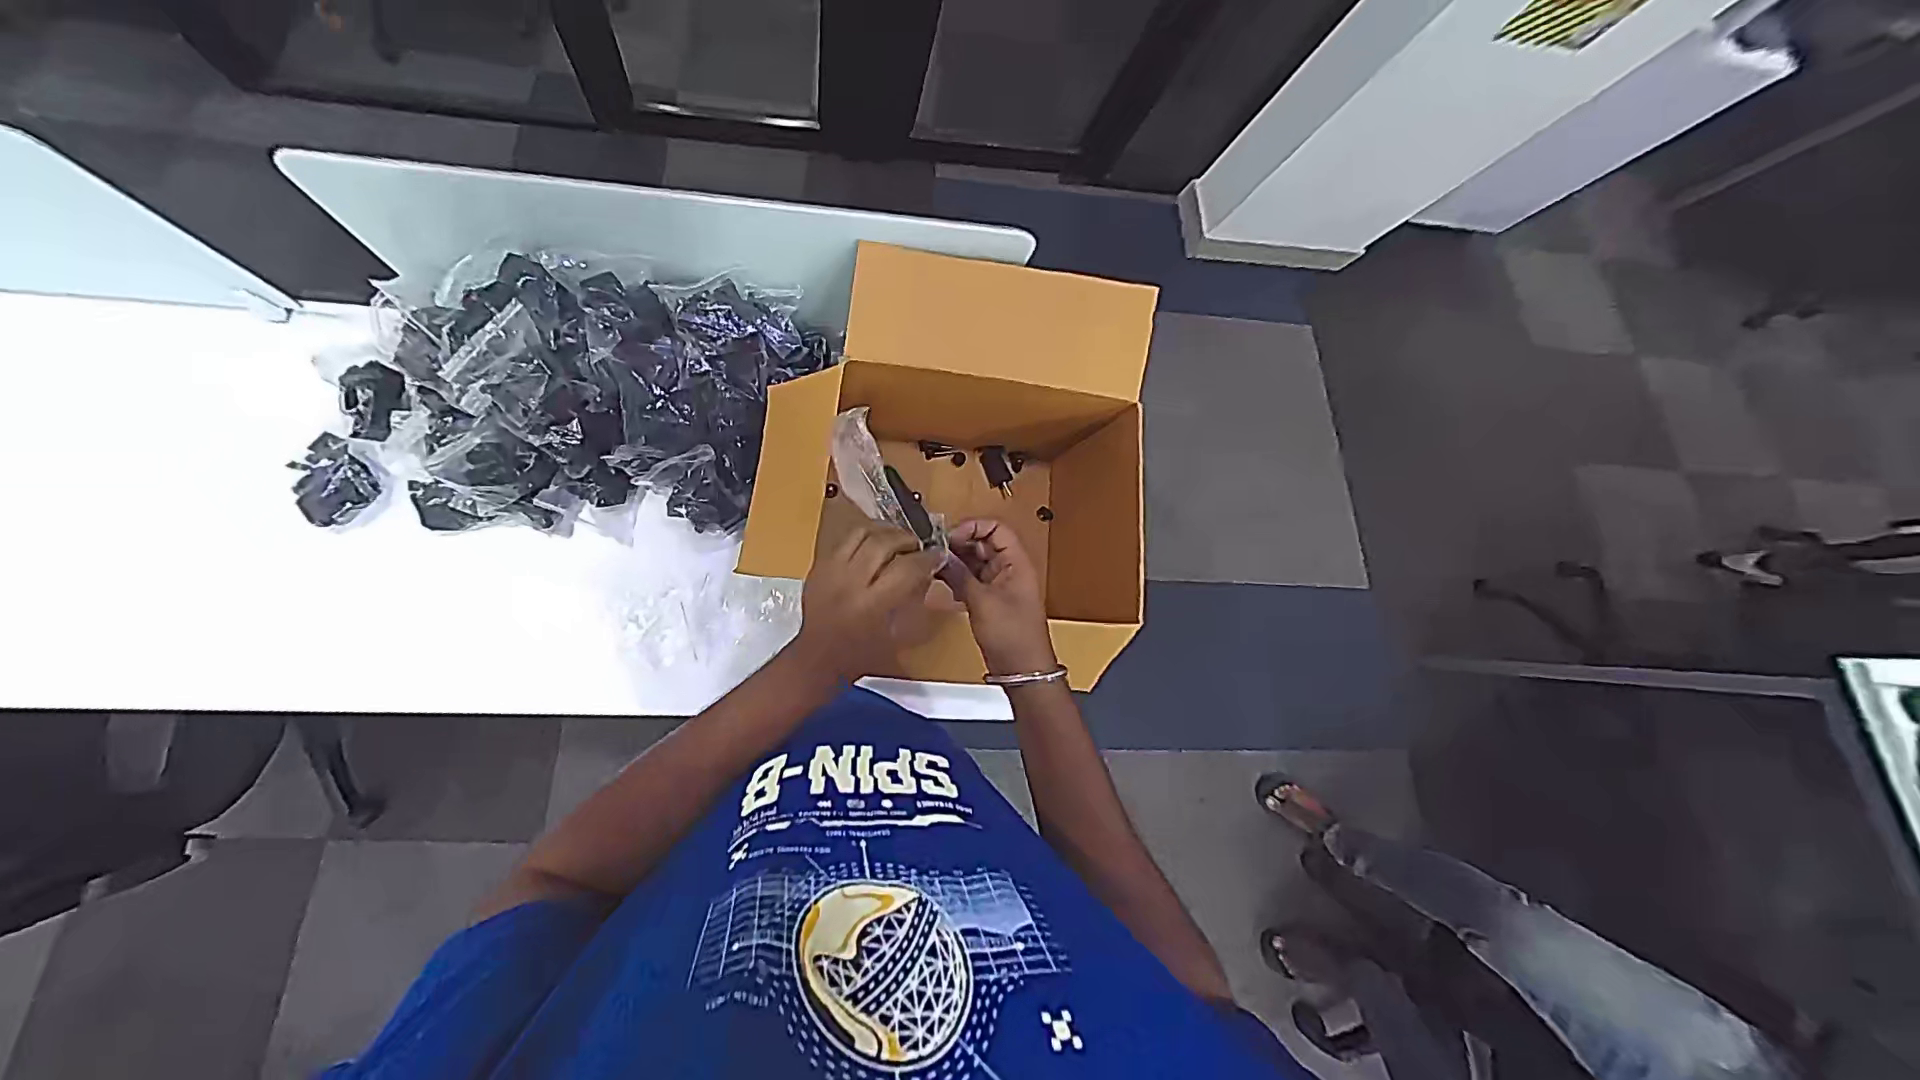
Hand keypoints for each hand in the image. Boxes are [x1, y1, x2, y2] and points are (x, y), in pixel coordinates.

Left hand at [795, 522, 944, 681]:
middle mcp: (850, 582)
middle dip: (908, 539)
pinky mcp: (819, 566)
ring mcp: (831, 571)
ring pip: (862, 533)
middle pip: (884, 543)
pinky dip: (864, 536)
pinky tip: (874, 543)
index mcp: (872, 605)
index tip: (938, 556)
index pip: (907, 568)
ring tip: (897, 539)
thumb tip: (927, 573)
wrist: (817, 656)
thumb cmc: (861, 654)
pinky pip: (845, 539)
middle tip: (918, 546)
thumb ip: (913, 602)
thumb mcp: (896, 636)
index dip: (928, 558)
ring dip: (885, 532)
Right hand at [944, 519, 1056, 674]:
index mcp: (1016, 562)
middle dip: (958, 543)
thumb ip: (960, 575)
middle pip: (982, 542)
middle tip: (935, 550)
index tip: (950, 537)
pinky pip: (970, 578)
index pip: (996, 528)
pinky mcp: (988, 598)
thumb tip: (941, 555)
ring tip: (934, 564)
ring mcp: (998, 583)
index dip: (972, 527)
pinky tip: (941, 581)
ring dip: (955, 560)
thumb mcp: (982, 601)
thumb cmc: (1012, 635)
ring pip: (974, 560)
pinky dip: (956, 576)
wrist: (1021, 669)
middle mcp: (1008, 568)